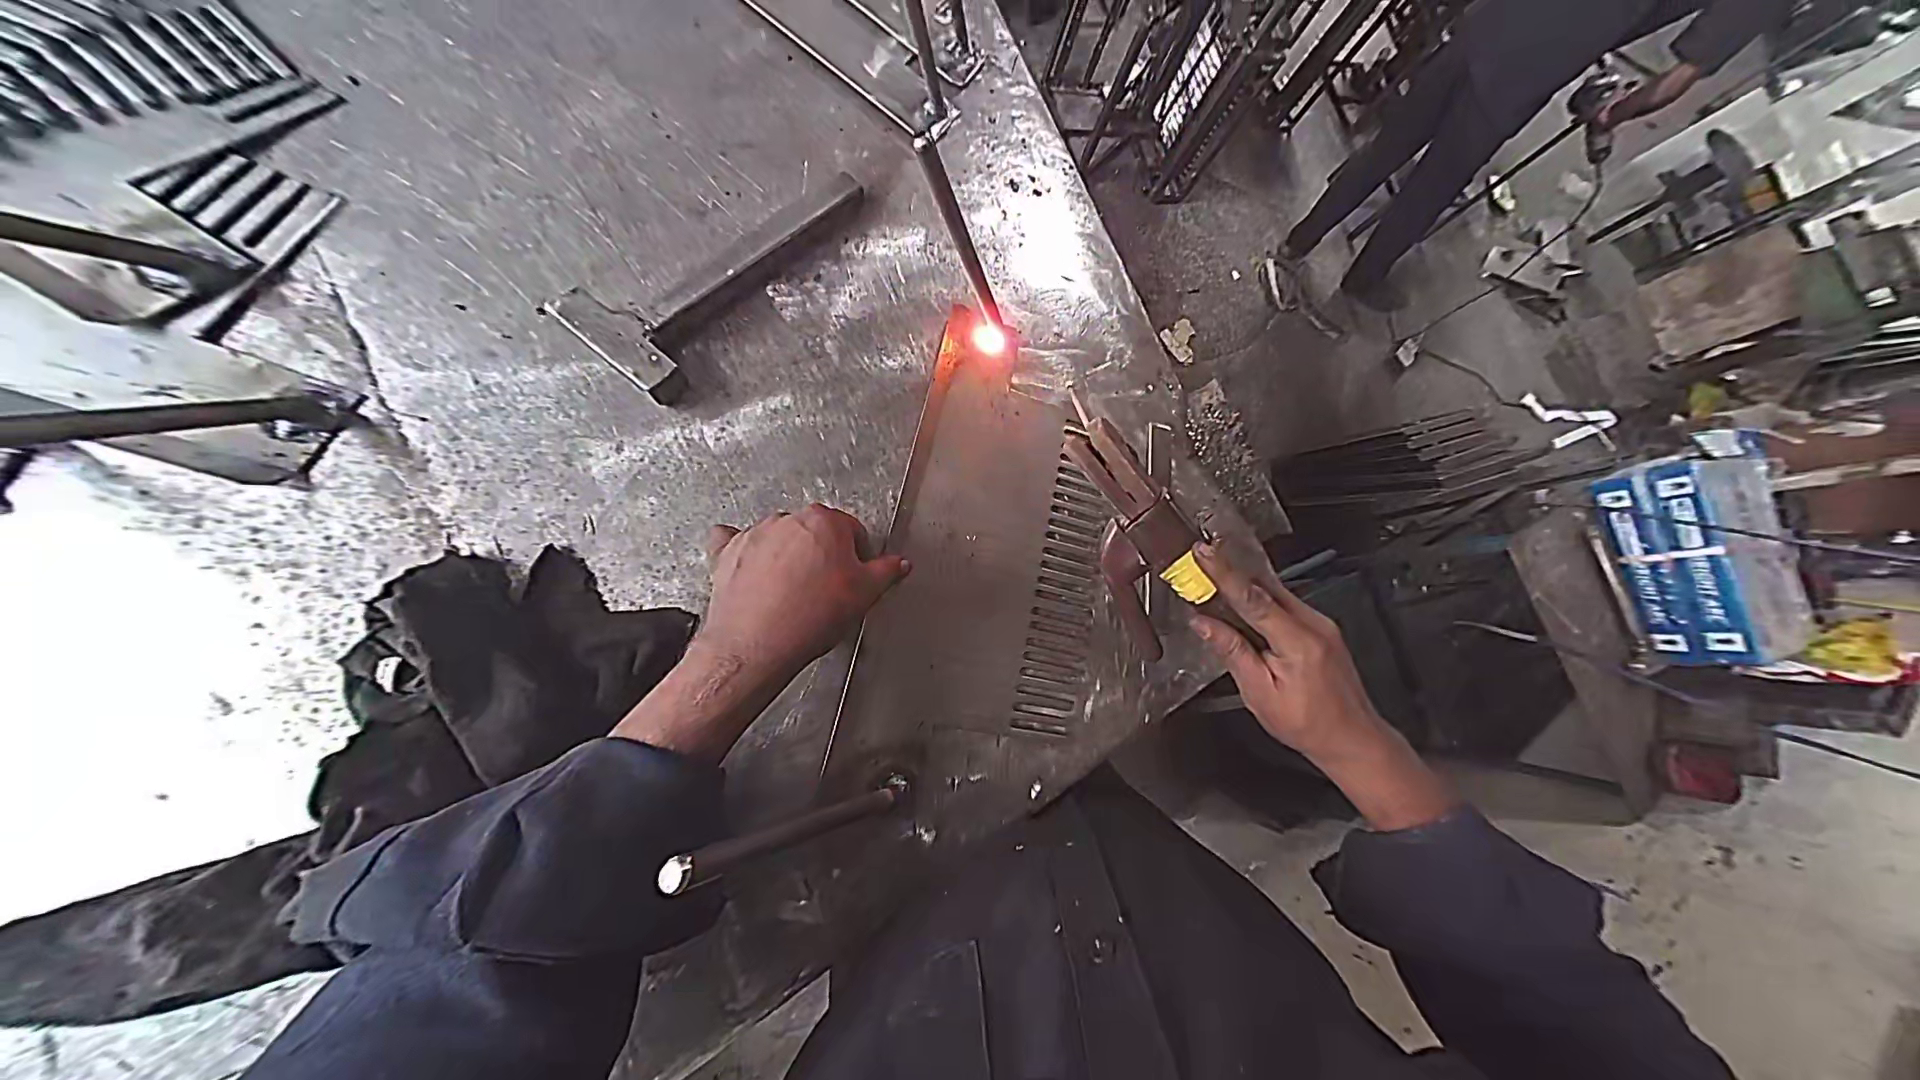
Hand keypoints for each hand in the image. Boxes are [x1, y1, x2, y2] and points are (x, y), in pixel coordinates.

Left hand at [697, 504, 909, 680]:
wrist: (758, 644)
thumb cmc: (809, 617)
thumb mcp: (866, 594)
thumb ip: (886, 571)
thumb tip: (897, 564)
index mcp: (825, 522)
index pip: (852, 530)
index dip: (858, 556)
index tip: (856, 574)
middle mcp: (788, 521)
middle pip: (815, 532)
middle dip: (823, 554)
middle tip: (828, 586)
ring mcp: (755, 535)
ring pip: (780, 537)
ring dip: (788, 555)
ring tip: (795, 591)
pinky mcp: (728, 552)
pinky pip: (733, 541)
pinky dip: (744, 551)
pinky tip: (752, 567)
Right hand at [1187, 542, 1454, 830]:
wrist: (1352, 739)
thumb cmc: (1309, 724)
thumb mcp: (1259, 693)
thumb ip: (1232, 652)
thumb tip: (1204, 624)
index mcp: (1298, 642)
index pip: (1252, 598)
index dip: (1224, 573)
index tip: (1204, 554)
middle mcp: (1314, 625)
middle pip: (1265, 586)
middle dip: (1231, 567)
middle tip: (1203, 554)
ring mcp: (1320, 624)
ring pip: (1275, 592)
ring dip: (1243, 582)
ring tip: (1214, 576)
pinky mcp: (1320, 628)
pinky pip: (1284, 603)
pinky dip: (1259, 598)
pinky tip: (1241, 600)